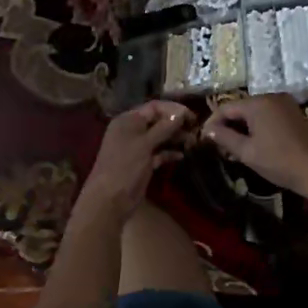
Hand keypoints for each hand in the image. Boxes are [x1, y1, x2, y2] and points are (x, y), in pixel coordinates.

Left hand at [76, 101, 194, 221]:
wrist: (111, 200)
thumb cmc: (125, 166)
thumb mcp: (144, 144)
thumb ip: (163, 128)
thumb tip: (181, 113)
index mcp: (128, 120)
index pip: (154, 107)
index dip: (173, 109)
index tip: (192, 116)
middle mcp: (132, 131)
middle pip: (158, 121)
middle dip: (176, 124)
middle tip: (196, 130)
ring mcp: (137, 148)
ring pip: (160, 138)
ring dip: (175, 138)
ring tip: (193, 142)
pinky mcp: (143, 163)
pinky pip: (159, 153)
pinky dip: (170, 153)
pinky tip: (182, 155)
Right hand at [201, 94, 307, 194]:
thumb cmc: (278, 160)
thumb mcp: (246, 151)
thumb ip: (224, 138)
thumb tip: (209, 131)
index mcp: (257, 103)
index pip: (225, 107)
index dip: (212, 123)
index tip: (204, 139)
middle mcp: (271, 97)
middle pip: (240, 108)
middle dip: (227, 125)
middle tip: (218, 145)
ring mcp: (285, 104)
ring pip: (254, 112)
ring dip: (242, 127)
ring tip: (233, 147)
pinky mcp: (294, 113)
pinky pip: (267, 115)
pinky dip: (257, 127)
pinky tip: (253, 143)